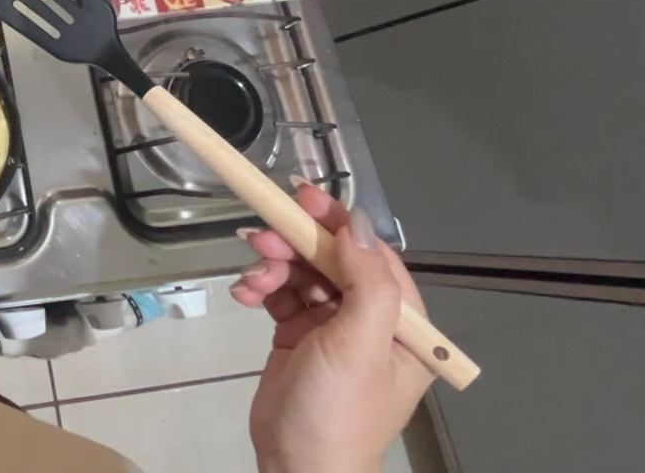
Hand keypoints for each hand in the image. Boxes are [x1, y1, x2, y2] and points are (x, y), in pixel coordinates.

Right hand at [230, 185, 432, 472]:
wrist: (297, 466)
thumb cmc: (339, 409)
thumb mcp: (358, 346)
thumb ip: (366, 284)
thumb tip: (357, 224)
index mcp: (402, 327)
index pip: (373, 257)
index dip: (339, 224)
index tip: (303, 198)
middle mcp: (369, 321)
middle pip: (330, 259)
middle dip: (293, 245)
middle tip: (259, 237)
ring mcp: (330, 326)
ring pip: (299, 271)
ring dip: (270, 267)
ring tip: (249, 280)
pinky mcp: (296, 332)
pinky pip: (277, 292)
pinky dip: (258, 287)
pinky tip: (243, 295)